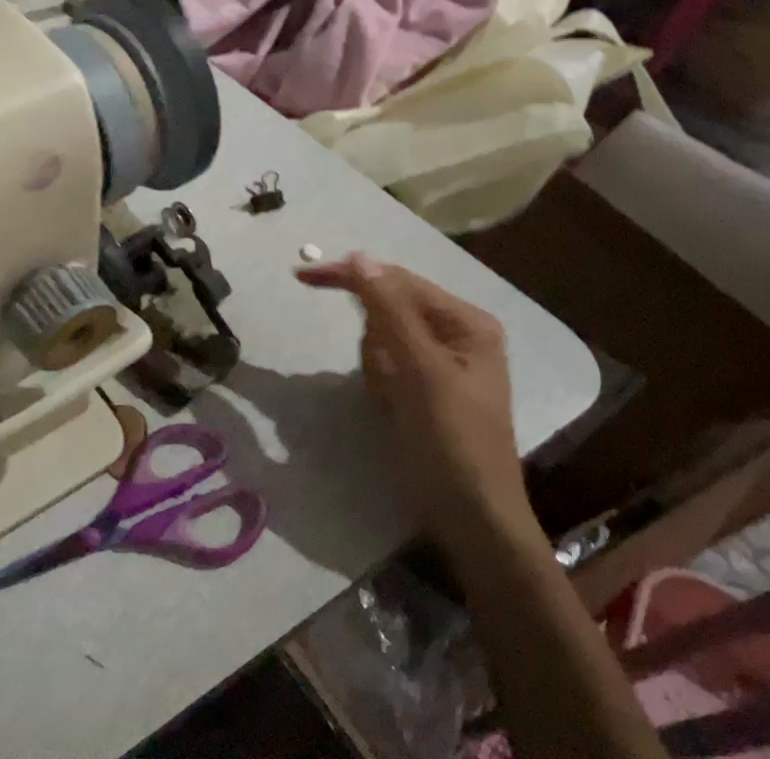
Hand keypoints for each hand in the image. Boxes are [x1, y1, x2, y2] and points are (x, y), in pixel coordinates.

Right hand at [296, 253, 534, 542]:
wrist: (469, 514)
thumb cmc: (450, 439)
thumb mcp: (419, 370)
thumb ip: (388, 310)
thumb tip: (360, 256)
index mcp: (466, 322)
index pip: (396, 280)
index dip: (350, 277)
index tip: (300, 277)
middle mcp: (456, 334)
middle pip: (387, 311)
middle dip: (373, 342)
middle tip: (386, 381)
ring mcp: (440, 363)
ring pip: (380, 340)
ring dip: (375, 366)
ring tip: (393, 401)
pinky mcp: (424, 388)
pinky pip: (386, 367)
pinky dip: (379, 383)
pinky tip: (393, 410)